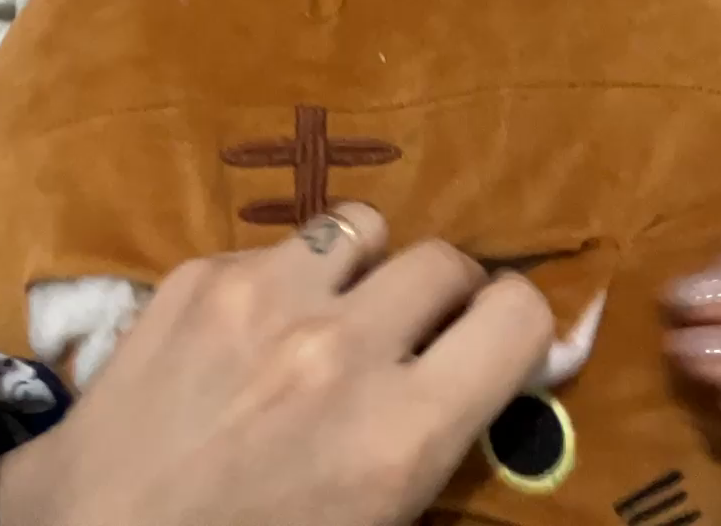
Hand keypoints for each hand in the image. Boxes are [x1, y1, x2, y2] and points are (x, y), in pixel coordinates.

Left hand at [0, 203, 554, 525]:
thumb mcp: (373, 522)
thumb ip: (438, 436)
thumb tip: (492, 367)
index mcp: (397, 434)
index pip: (516, 316)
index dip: (518, 320)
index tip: (494, 333)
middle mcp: (340, 348)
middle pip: (444, 258)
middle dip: (444, 290)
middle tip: (413, 322)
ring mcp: (264, 297)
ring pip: (362, 224)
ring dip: (364, 262)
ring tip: (333, 302)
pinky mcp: (203, 273)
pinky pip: (280, 242)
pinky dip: (286, 274)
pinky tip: (249, 323)